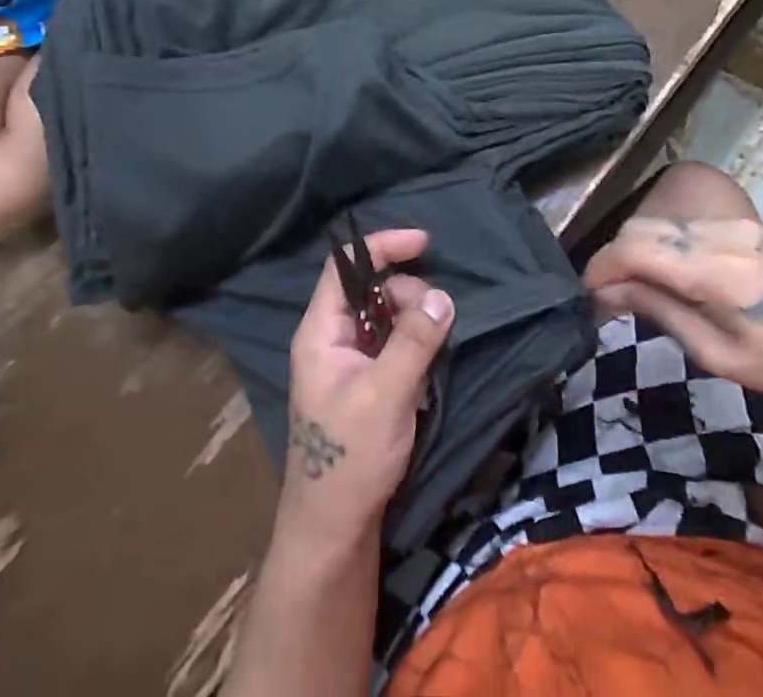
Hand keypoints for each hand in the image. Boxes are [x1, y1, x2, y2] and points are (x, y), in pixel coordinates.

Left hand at [278, 228, 453, 545]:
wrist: (336, 520)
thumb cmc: (350, 455)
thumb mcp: (385, 394)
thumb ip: (413, 341)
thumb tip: (441, 295)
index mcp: (321, 332)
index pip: (343, 268)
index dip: (380, 247)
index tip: (424, 242)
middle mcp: (332, 339)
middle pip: (371, 291)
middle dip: (408, 294)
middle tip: (439, 320)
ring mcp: (349, 361)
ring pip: (386, 319)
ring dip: (415, 322)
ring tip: (436, 348)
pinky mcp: (367, 382)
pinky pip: (393, 346)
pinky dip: (414, 345)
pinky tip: (429, 366)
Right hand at [583, 216, 762, 437]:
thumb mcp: (715, 355)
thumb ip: (658, 310)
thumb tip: (604, 291)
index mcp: (723, 275)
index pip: (636, 249)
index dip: (600, 267)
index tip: (586, 294)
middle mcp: (727, 238)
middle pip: (641, 229)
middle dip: (612, 260)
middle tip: (605, 298)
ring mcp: (737, 226)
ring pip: (656, 223)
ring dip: (632, 251)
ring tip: (629, 290)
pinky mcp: (740, 225)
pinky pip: (678, 225)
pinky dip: (655, 245)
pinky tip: (658, 275)